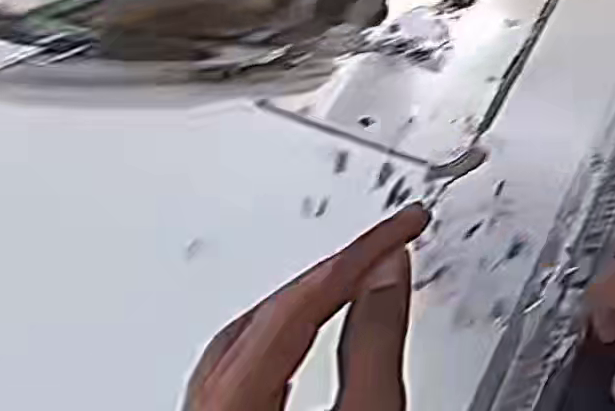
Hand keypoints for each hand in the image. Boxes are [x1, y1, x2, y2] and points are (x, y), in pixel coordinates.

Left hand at [185, 205, 429, 410]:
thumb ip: (376, 340)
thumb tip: (391, 263)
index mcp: (231, 402)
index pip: (299, 302)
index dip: (362, 251)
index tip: (408, 221)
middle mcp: (206, 408)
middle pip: (266, 314)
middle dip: (335, 267)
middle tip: (391, 238)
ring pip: (248, 335)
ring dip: (312, 290)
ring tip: (365, 265)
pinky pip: (246, 359)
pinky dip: (294, 320)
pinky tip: (326, 311)